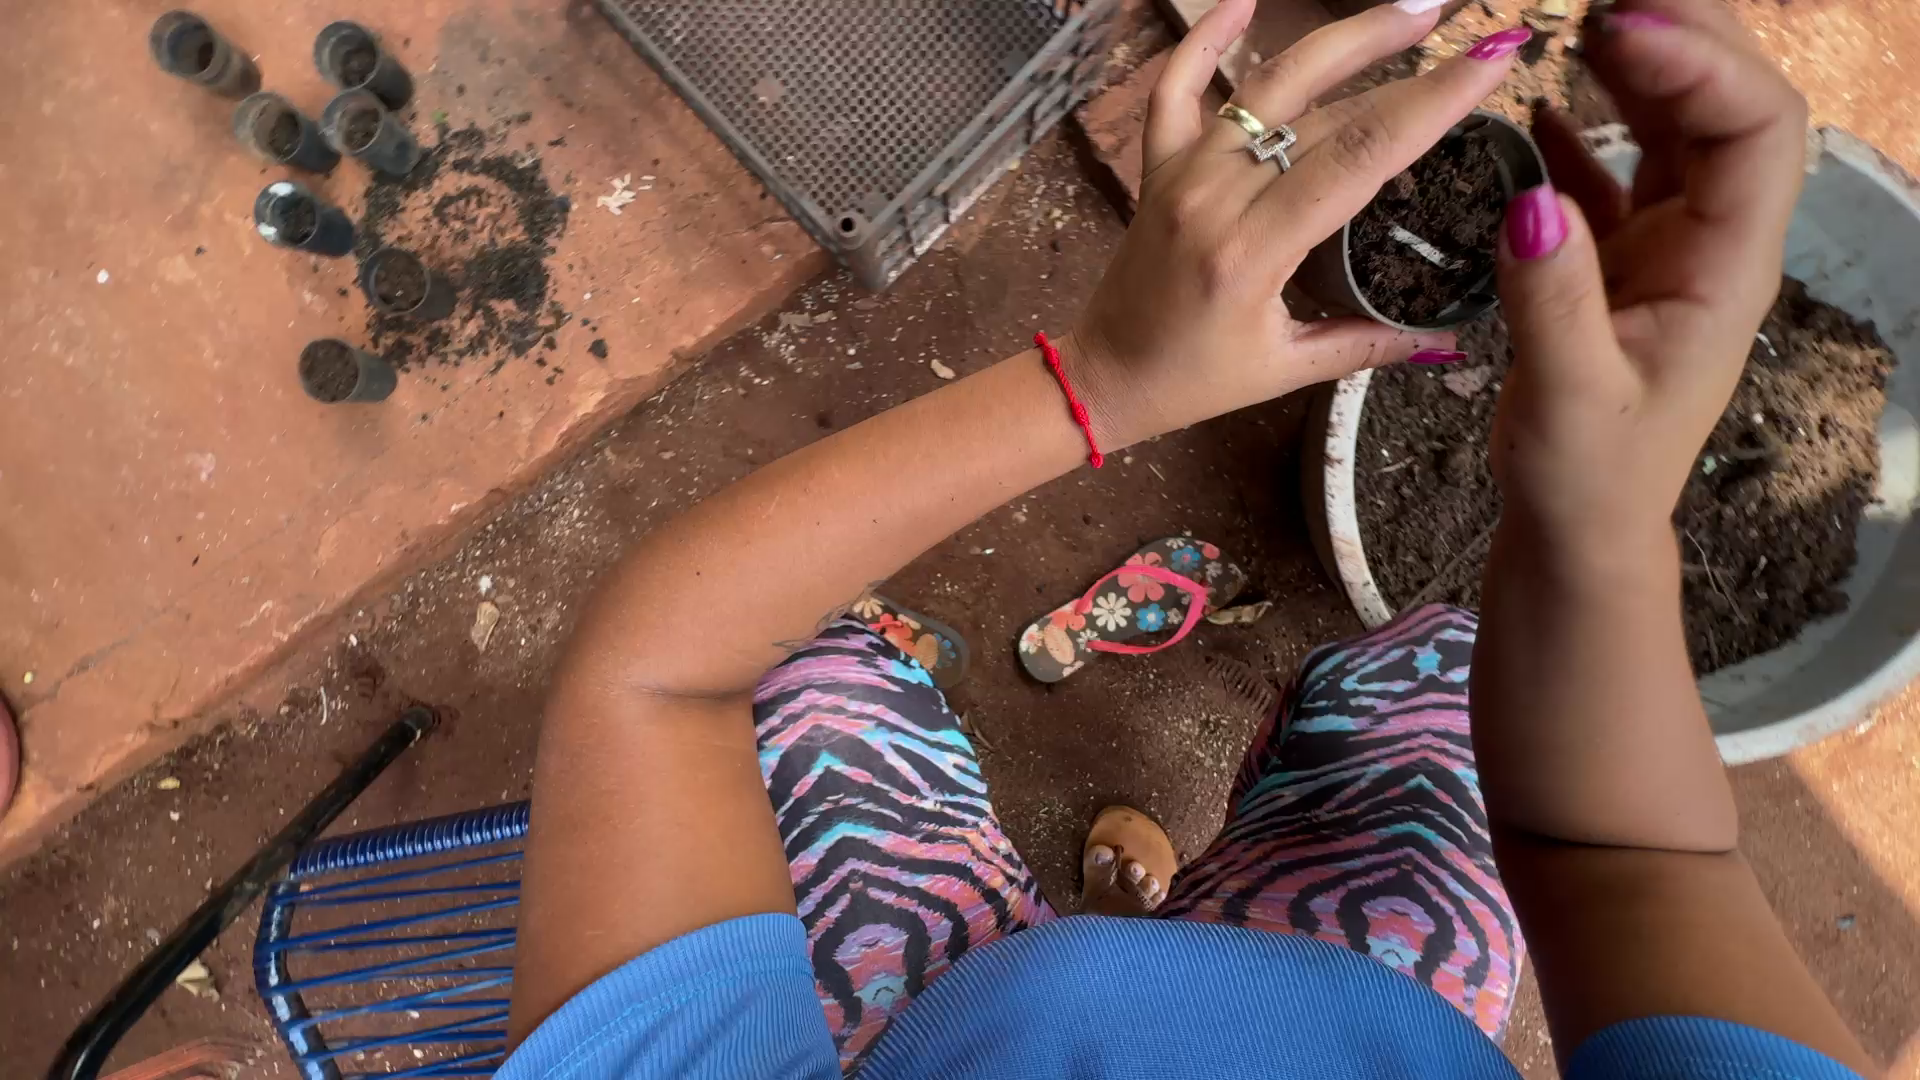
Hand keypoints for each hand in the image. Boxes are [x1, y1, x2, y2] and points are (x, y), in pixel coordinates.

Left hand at [1061, 0, 1530, 449]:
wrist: (1100, 380)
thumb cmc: (1185, 383)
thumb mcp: (1278, 370)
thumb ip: (1360, 344)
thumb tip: (1443, 338)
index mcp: (1249, 252)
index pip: (1357, 155)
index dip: (1434, 100)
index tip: (1497, 55)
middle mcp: (1213, 199)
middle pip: (1323, 115)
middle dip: (1403, 69)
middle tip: (1467, 25)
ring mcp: (1178, 179)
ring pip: (1264, 88)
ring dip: (1336, 42)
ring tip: (1407, 9)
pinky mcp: (1153, 176)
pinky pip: (1172, 94)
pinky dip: (1201, 44)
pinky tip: (1240, 2)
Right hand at [1489, 0, 1807, 556]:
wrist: (1578, 518)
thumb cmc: (1587, 468)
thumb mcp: (1570, 389)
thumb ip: (1552, 297)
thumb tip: (1526, 197)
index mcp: (1724, 267)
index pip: (1746, 133)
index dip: (1696, 69)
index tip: (1615, 31)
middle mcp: (1704, 245)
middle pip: (1719, 116)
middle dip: (1679, 45)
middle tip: (1606, 0)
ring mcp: (1654, 258)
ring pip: (1662, 145)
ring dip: (1630, 83)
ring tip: (1580, 31)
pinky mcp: (1604, 276)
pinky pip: (1600, 192)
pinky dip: (1574, 148)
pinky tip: (1544, 116)